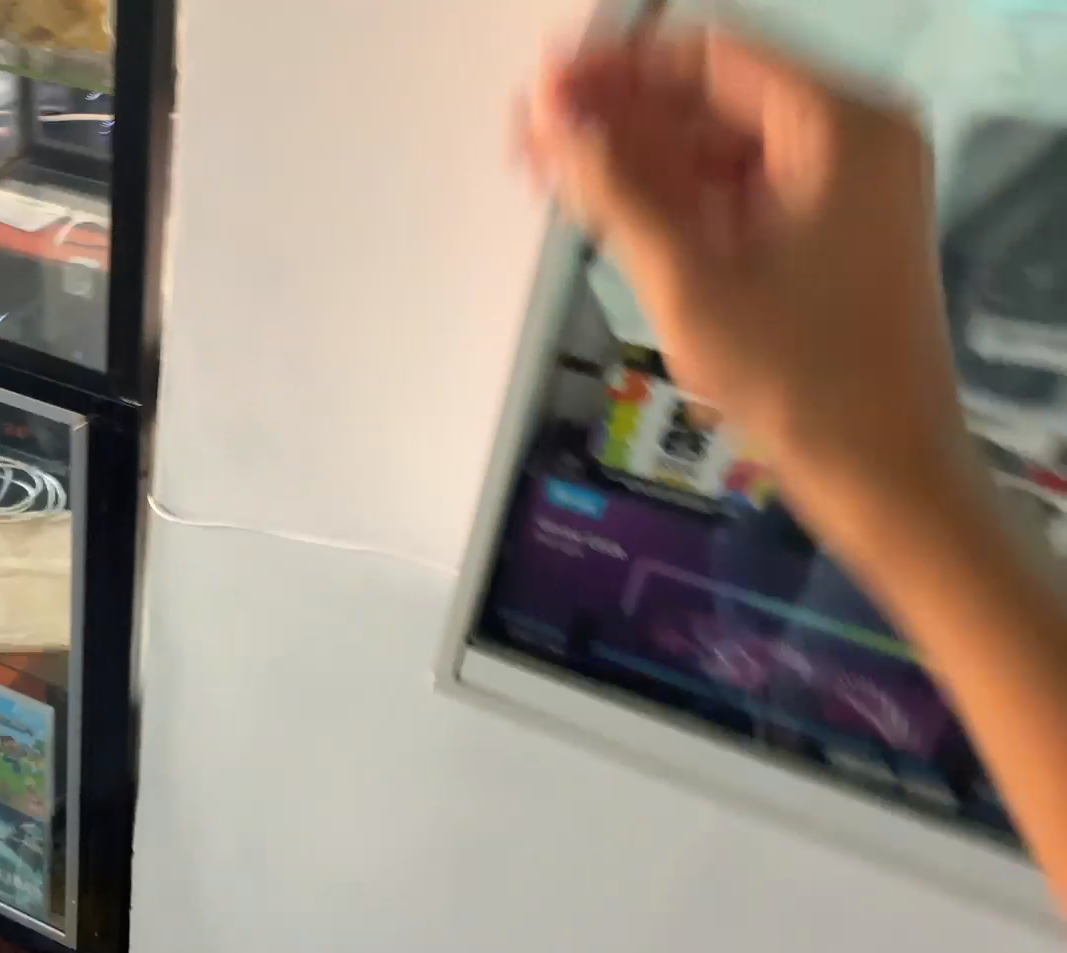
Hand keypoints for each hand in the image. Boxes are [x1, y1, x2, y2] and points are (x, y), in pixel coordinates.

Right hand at [520, 27, 974, 541]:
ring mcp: (818, 185)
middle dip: (611, 111)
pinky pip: (712, 188)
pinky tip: (591, 199)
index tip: (543, 86)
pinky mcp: (795, 227)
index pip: (710, 58)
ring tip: (540, 164)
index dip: (619, 65)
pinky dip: (651, 191)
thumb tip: (559, 129)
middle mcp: (836, 140)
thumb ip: (622, 196)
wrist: (867, 454)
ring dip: (621, 153)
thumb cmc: (793, 373)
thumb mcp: (691, 280)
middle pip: (703, 97)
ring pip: (701, 144)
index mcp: (835, 130)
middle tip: (526, 132)